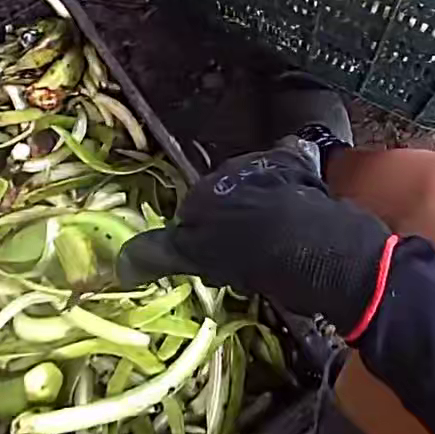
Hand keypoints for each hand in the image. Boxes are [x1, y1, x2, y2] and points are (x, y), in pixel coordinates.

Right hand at [117, 138, 391, 331]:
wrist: (314, 245)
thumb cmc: (251, 253)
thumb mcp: (199, 258)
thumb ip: (159, 254)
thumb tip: (121, 261)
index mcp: (203, 187)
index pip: (189, 214)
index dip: (198, 242)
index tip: (212, 266)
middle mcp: (232, 169)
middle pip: (223, 200)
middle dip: (229, 224)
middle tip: (242, 261)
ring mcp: (268, 167)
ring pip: (254, 190)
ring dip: (259, 210)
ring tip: (271, 244)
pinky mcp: (301, 169)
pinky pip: (289, 174)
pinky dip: (291, 186)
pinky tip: (296, 212)